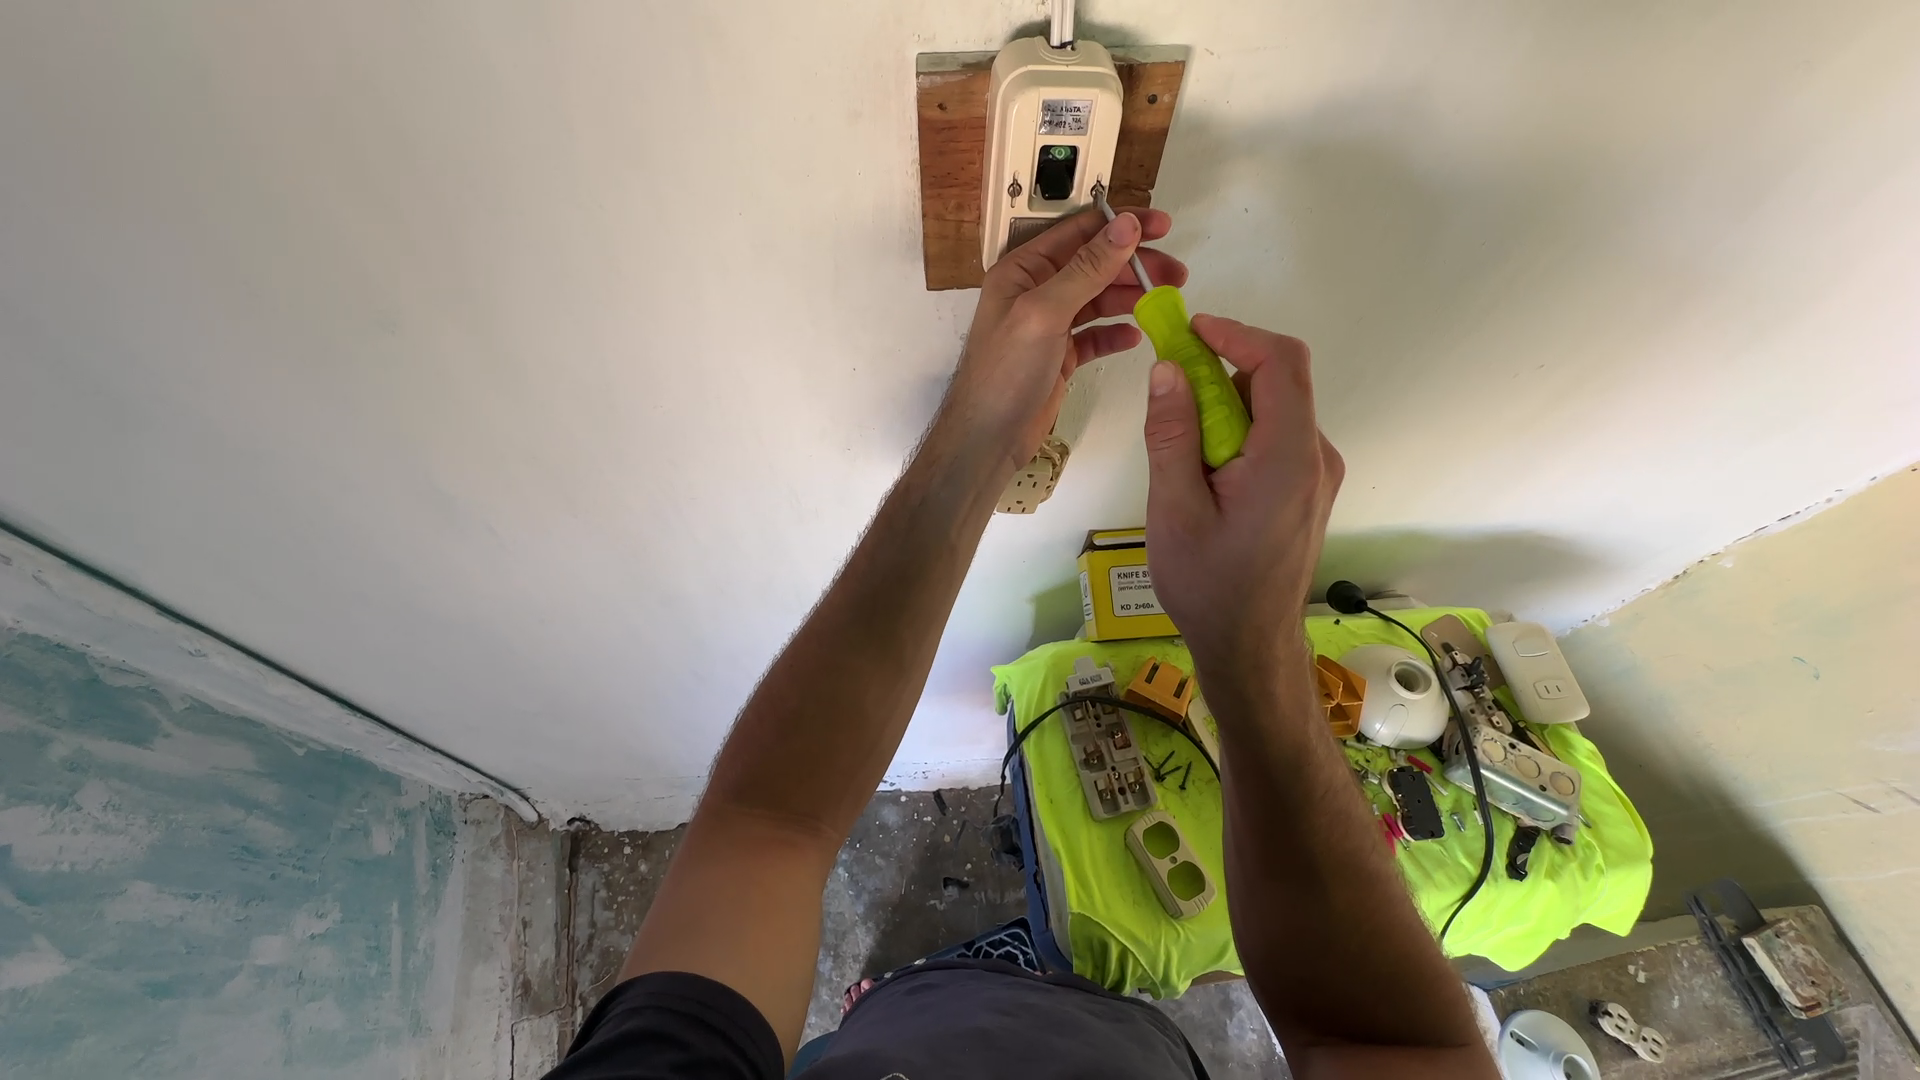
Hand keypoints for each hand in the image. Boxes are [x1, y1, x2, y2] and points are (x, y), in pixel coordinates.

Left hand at [944, 208, 1188, 464]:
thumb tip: (1124, 225)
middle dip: (1135, 265)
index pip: (1078, 232)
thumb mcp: (1044, 312)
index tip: (1162, 227)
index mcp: (1022, 270)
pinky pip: (1095, 335)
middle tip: (1174, 274)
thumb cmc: (1003, 374)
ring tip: (1163, 303)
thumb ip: (1087, 268)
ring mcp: (1048, 325)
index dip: (1121, 226)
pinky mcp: (1060, 356)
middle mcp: (1035, 292)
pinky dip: (1116, 333)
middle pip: (1094, 265)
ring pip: (1099, 299)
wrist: (988, 437)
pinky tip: (1134, 337)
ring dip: (1131, 298)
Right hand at [1141, 316, 1343, 666]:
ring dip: (1225, 409)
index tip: (1188, 332)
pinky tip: (1206, 473)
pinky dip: (1238, 435)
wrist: (1249, 645)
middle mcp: (1316, 456)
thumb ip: (1173, 435)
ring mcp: (1318, 474)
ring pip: (1273, 412)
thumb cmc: (1208, 583)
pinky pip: (1275, 439)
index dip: (1236, 334)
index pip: (1281, 363)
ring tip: (1182, 452)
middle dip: (1220, 375)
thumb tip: (1167, 369)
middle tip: (1169, 395)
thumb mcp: (1175, 509)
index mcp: (1288, 457)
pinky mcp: (1308, 490)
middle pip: (1277, 383)